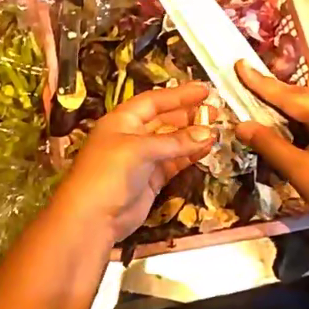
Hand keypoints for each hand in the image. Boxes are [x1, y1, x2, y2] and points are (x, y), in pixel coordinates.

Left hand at [49, 82, 215, 244]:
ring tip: (216, 130)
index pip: (154, 101)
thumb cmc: (108, 173)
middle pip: (164, 119)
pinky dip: (190, 155)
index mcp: (122, 120)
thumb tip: (208, 133)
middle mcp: (132, 136)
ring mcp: (142, 159)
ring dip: (192, 136)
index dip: (178, 95)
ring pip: (172, 142)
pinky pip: (174, 162)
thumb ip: (175, 141)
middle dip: (189, 115)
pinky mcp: (151, 179)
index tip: (204, 90)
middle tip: (216, 112)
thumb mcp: (139, 150)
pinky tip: (206, 149)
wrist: (92, 218)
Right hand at [233, 61, 308, 239]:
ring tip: (254, 100)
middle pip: (300, 99)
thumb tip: (241, 125)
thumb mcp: (302, 171)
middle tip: (242, 78)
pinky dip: (292, 128)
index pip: (289, 95)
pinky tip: (278, 130)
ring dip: (280, 110)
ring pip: (306, 115)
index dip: (260, 82)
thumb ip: (270, 145)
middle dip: (270, 90)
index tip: (238, 64)